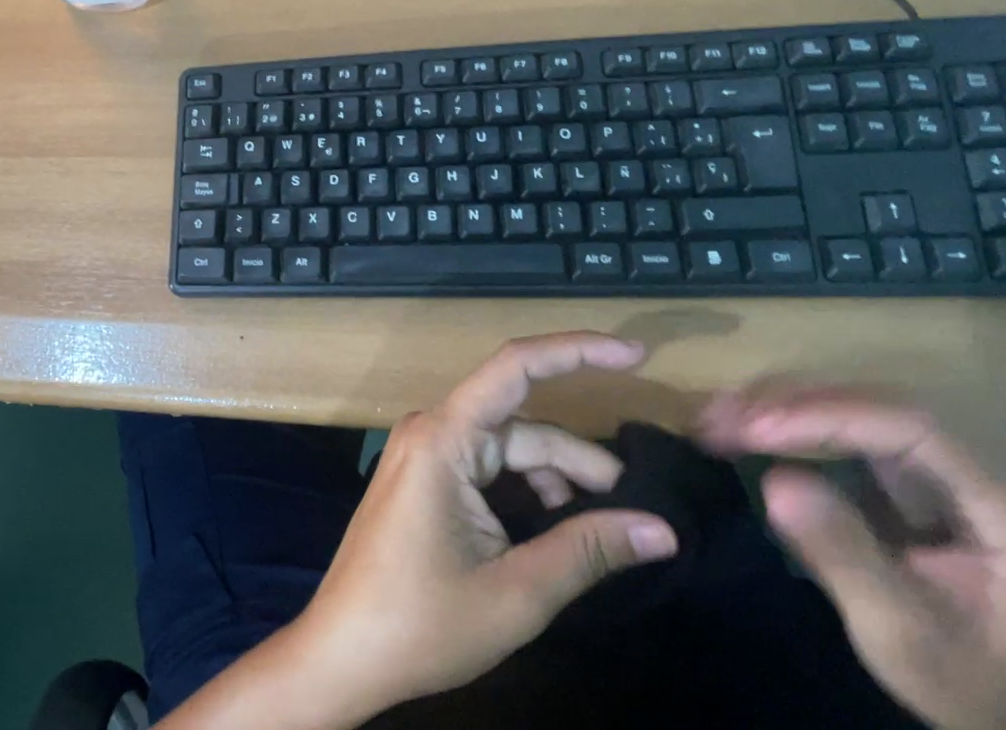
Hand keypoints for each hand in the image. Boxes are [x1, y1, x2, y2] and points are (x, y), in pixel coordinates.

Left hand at [282, 332, 678, 721]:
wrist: (342, 656)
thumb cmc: (420, 624)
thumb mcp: (516, 592)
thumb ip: (589, 550)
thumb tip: (663, 529)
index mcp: (442, 439)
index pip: (515, 367)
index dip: (577, 350)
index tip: (636, 353)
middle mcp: (430, 431)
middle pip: (523, 425)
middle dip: (581, 461)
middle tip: (634, 511)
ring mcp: (422, 454)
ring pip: (509, 448)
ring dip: (555, 480)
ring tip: (594, 532)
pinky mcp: (423, 478)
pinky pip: (486, 466)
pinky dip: (525, 490)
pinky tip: (551, 531)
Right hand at [699, 383, 1005, 729]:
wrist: (1001, 714)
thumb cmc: (960, 683)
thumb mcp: (900, 633)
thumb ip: (844, 555)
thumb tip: (776, 480)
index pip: (916, 429)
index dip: (828, 417)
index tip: (752, 430)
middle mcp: (995, 469)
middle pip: (884, 404)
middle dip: (791, 403)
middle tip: (715, 418)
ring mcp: (957, 468)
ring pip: (862, 405)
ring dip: (782, 405)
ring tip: (714, 419)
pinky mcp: (920, 473)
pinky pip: (852, 427)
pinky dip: (791, 423)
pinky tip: (744, 427)